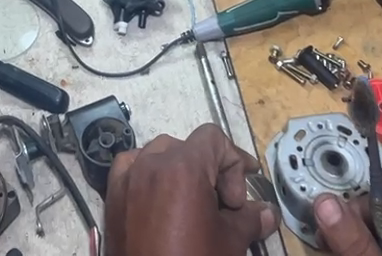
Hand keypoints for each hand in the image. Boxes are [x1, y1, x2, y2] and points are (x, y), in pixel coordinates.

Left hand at [105, 124, 277, 255]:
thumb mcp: (230, 243)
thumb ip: (250, 219)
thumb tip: (268, 212)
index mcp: (183, 166)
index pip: (213, 138)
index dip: (234, 162)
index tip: (240, 197)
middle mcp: (152, 161)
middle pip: (189, 147)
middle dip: (211, 171)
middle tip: (224, 207)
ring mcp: (129, 175)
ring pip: (160, 153)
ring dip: (182, 170)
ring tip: (194, 204)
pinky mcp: (113, 192)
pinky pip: (132, 165)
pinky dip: (149, 172)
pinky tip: (160, 197)